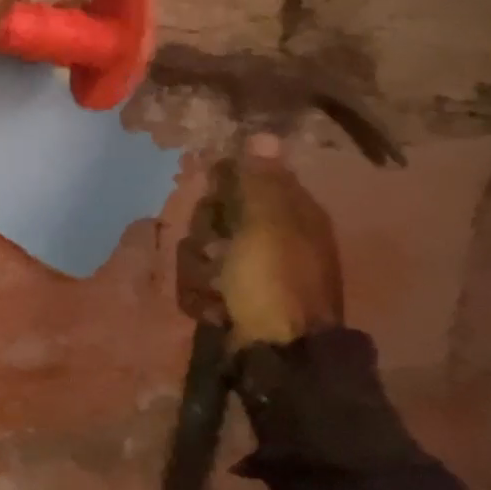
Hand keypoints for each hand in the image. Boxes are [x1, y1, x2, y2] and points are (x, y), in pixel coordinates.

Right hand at [177, 135, 344, 347]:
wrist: (280, 356)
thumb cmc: (274, 284)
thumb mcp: (265, 226)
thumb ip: (259, 182)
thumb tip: (264, 132)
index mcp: (292, 214)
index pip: (245, 178)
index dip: (222, 187)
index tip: (211, 201)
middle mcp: (274, 238)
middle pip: (216, 215)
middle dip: (204, 233)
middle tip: (215, 251)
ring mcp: (254, 271)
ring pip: (202, 249)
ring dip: (198, 268)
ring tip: (212, 288)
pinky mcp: (236, 298)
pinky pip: (200, 280)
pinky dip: (200, 292)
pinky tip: (212, 306)